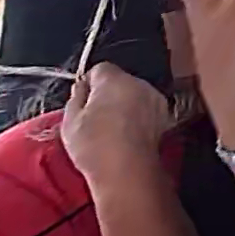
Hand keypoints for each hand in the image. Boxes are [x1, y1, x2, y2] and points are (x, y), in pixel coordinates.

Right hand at [62, 62, 170, 190]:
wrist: (127, 166)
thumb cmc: (93, 144)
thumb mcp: (71, 121)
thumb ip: (76, 98)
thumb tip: (82, 86)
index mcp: (115, 80)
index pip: (100, 69)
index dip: (89, 83)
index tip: (83, 100)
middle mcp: (139, 82)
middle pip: (119, 80)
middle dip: (108, 92)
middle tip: (96, 116)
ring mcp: (154, 95)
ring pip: (135, 92)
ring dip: (125, 101)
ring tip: (113, 126)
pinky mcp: (164, 110)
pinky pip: (147, 104)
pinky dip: (139, 112)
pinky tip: (130, 131)